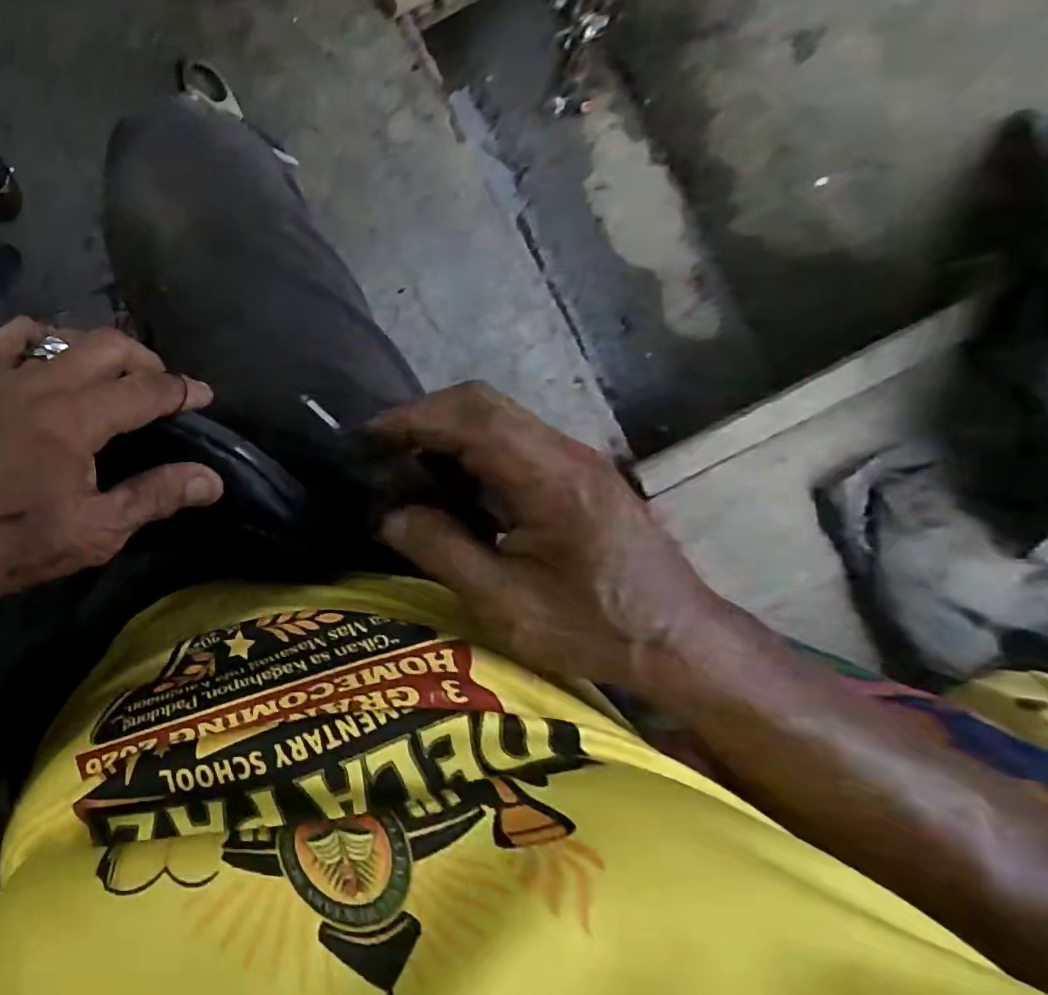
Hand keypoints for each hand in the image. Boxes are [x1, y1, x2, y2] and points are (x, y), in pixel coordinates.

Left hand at [0, 319, 223, 610]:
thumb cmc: (28, 542)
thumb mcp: (101, 528)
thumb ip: (156, 495)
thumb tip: (211, 481)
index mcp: (75, 418)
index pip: (143, 389)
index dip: (180, 391)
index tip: (204, 396)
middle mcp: (44, 386)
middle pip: (110, 346)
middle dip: (148, 361)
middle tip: (165, 390)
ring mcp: (9, 382)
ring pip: (68, 337)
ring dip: (103, 348)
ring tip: (121, 374)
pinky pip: (9, 340)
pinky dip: (37, 335)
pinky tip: (53, 349)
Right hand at [370, 382, 728, 688]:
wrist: (681, 643)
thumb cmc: (594, 628)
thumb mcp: (505, 603)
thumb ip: (441, 550)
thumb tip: (390, 514)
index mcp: (550, 479)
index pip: (471, 418)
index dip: (411, 420)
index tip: (366, 439)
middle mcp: (565, 454)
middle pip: (481, 403)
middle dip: (421, 418)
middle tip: (378, 451)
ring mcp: (574, 461)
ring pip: (495, 417)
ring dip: (443, 432)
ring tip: (402, 468)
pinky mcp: (574, 476)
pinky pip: (509, 442)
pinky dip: (466, 450)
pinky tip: (446, 486)